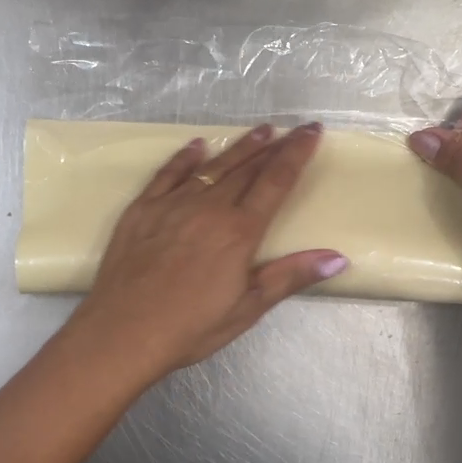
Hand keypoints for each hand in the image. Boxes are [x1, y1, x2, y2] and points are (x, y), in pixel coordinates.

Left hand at [63, 122, 346, 381]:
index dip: (296, 154)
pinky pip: (166, 175)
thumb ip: (288, 277)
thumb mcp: (246, 309)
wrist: (123, 333)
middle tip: (290, 129)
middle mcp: (207, 209)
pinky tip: (196, 147)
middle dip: (271, 147)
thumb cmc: (189, 329)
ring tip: (258, 132)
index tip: (311, 132)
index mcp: (239, 232)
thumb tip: (337, 258)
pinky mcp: (140, 212)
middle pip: (246, 169)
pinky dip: (184, 159)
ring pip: (210, 168)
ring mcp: (171, 206)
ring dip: (236, 148)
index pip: (275, 182)